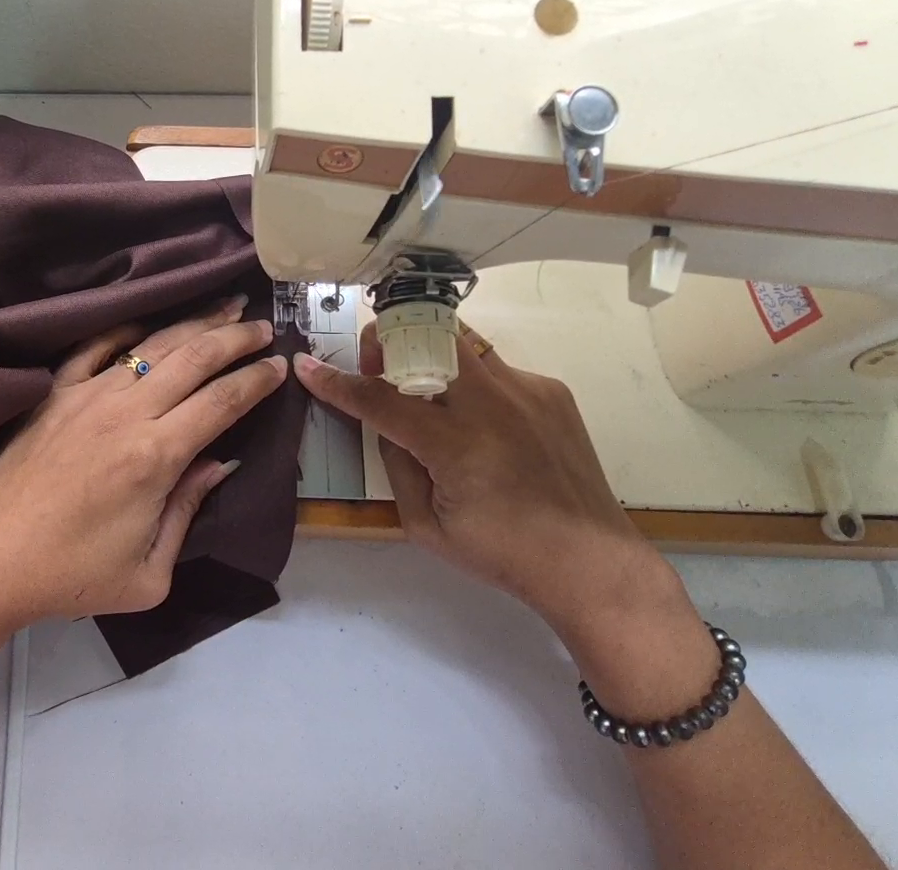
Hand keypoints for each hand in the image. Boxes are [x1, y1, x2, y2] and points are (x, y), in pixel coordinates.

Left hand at [0, 296, 288, 677]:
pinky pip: (95, 348)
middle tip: (264, 327)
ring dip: (193, 323)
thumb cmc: (69, 577)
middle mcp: (126, 413)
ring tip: (224, 308)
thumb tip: (219, 464)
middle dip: (236, 338)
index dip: (256, 380)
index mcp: (155, 457)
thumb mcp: (148, 574)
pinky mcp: (53, 394)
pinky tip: (146, 322)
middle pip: (194, 358)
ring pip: (152, 346)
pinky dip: (124, 330)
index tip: (279, 365)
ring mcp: (85, 396)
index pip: (222, 402)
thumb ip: (188, 512)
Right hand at [294, 323, 682, 643]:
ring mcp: (526, 390)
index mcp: (454, 443)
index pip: (379, 400)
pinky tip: (481, 420)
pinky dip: (474, 382)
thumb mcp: (426, 525)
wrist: (589, 559)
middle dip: (392, 338)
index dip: (337, 383)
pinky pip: (497, 370)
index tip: (307, 364)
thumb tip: (387, 424)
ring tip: (422, 377)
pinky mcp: (551, 391)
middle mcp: (491, 403)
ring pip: (464, 343)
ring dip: (432, 351)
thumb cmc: (501, 553)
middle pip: (428, 339)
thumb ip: (397, 465)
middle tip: (376, 357)